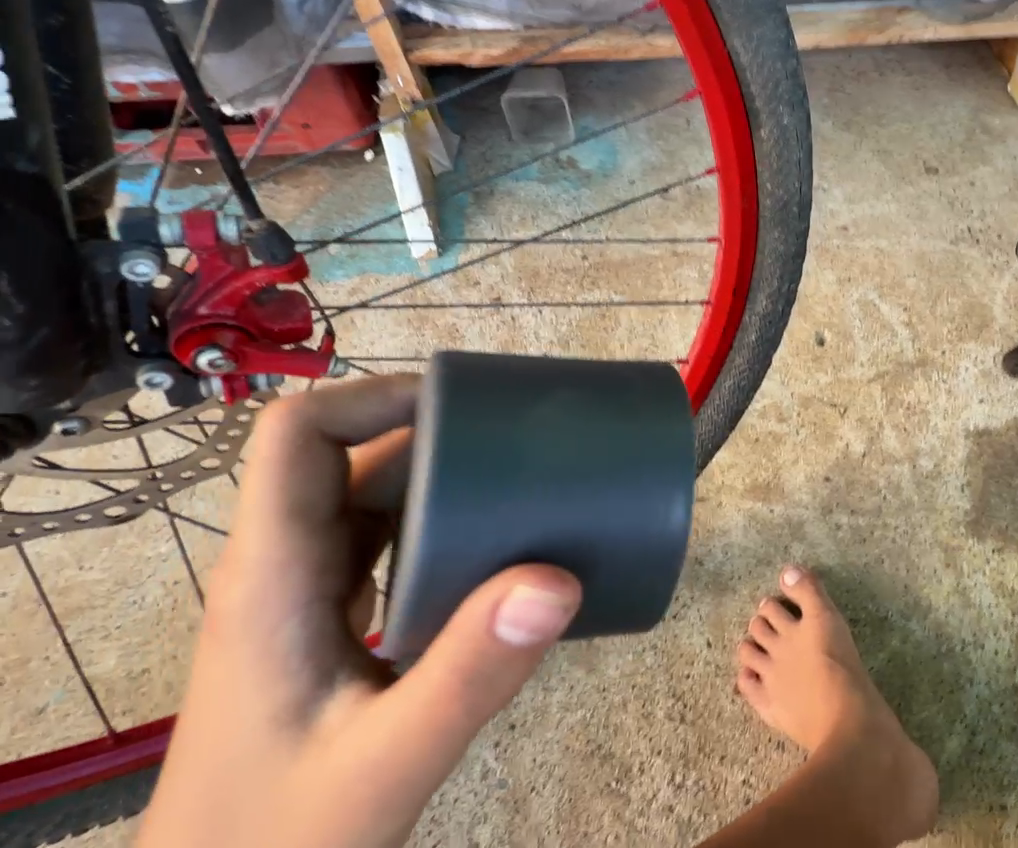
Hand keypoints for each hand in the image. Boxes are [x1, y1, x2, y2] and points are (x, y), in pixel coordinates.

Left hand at [137, 376, 581, 847]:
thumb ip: (471, 674)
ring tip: (530, 487)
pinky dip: (443, 532)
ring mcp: (302, 603)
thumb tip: (560, 577)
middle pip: (345, 460)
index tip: (469, 406)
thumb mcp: (386, 763)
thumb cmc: (279, 839)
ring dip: (444, 483)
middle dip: (436, 435)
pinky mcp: (329, 631)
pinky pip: (386, 550)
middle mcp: (282, 572)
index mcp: (274, 577)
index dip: (374, 397)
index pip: (297, 438)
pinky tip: (499, 560)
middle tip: (529, 442)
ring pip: (368, 504)